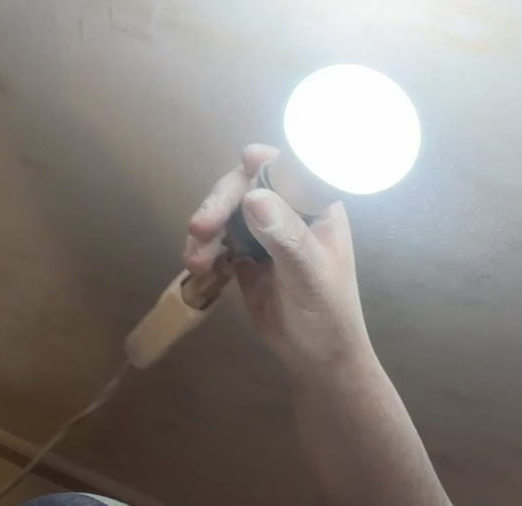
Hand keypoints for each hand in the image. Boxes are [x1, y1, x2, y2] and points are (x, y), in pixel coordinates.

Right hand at [184, 145, 376, 377]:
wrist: (316, 361)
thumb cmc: (326, 315)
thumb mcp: (308, 275)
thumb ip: (284, 236)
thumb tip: (253, 197)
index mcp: (315, 206)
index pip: (286, 168)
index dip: (265, 160)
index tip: (244, 160)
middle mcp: (288, 209)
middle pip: (246, 186)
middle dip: (220, 203)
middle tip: (199, 228)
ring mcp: (264, 228)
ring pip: (226, 209)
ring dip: (206, 228)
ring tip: (195, 261)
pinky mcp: (244, 248)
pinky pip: (218, 234)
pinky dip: (203, 246)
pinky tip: (196, 266)